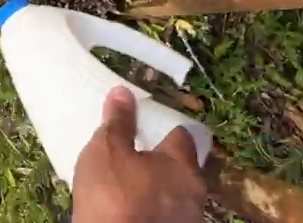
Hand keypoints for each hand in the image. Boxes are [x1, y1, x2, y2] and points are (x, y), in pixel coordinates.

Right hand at [71, 87, 206, 222]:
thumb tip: (124, 92)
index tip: (142, 121)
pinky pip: (165, 213)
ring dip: (155, 183)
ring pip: (173, 192)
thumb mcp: (107, 148)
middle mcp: (195, 195)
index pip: (181, 135)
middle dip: (159, 156)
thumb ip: (118, 121)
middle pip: (180, 165)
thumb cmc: (114, 194)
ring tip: (127, 177)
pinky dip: (151, 205)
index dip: (162, 124)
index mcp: (183, 167)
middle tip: (132, 148)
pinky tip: (129, 204)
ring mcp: (187, 222)